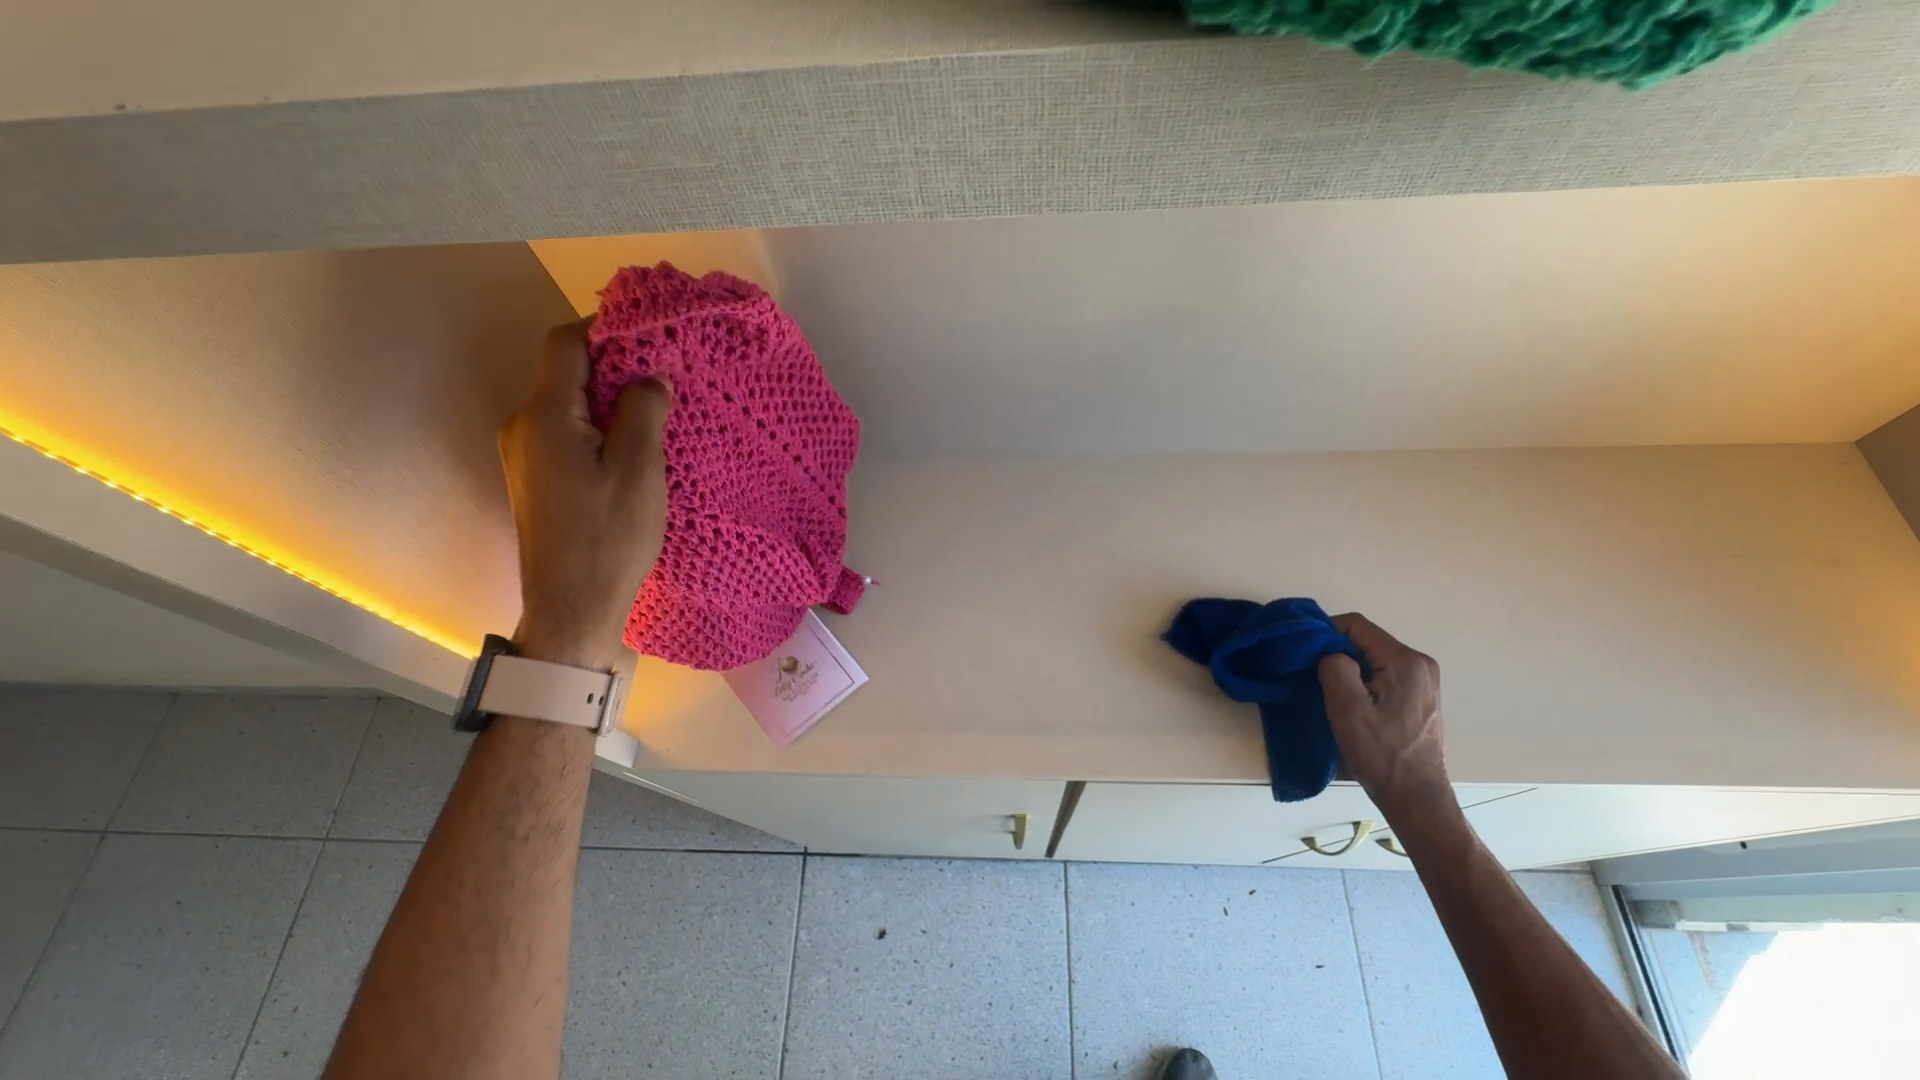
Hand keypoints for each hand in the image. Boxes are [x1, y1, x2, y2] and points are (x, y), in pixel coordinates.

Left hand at [498, 319, 670, 670]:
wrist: (572, 607)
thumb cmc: (609, 537)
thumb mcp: (639, 469)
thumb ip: (644, 409)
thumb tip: (649, 376)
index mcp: (544, 415)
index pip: (566, 343)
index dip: (606, 329)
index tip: (650, 337)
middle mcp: (522, 425)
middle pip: (565, 372)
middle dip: (614, 367)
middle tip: (664, 379)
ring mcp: (523, 453)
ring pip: (567, 404)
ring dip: (608, 400)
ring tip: (655, 415)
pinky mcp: (533, 478)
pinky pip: (565, 432)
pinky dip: (597, 427)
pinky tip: (630, 448)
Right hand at [1317, 613, 1451, 818]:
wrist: (1416, 796)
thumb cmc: (1380, 754)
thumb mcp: (1347, 709)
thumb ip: (1335, 667)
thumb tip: (1330, 652)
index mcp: (1405, 661)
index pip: (1356, 625)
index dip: (1325, 632)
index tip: (1304, 654)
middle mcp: (1420, 663)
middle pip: (1366, 640)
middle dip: (1337, 652)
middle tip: (1315, 676)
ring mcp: (1423, 680)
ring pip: (1373, 657)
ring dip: (1349, 668)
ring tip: (1332, 692)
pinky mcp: (1419, 696)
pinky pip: (1383, 673)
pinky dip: (1363, 680)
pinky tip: (1353, 703)